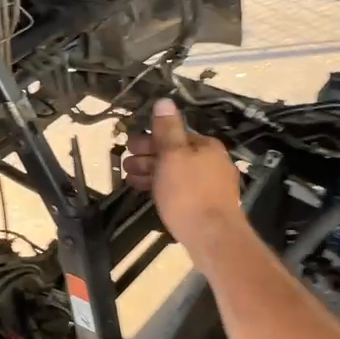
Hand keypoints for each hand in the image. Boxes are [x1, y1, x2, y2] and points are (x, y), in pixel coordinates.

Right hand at [122, 98, 243, 242]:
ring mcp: (213, 185)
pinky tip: (151, 195)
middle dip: (148, 157)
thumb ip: (167, 129)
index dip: (149, 139)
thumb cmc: (189, 192)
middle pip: (175, 154)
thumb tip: (164, 101)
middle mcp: (213, 162)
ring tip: (131, 180)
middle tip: (125, 164)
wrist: (213, 237)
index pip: (174, 135)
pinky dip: (165, 189)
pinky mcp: (208, 206)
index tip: (128, 147)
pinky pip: (182, 190)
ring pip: (177, 173)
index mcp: (207, 146)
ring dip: (153, 174)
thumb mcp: (173, 155)